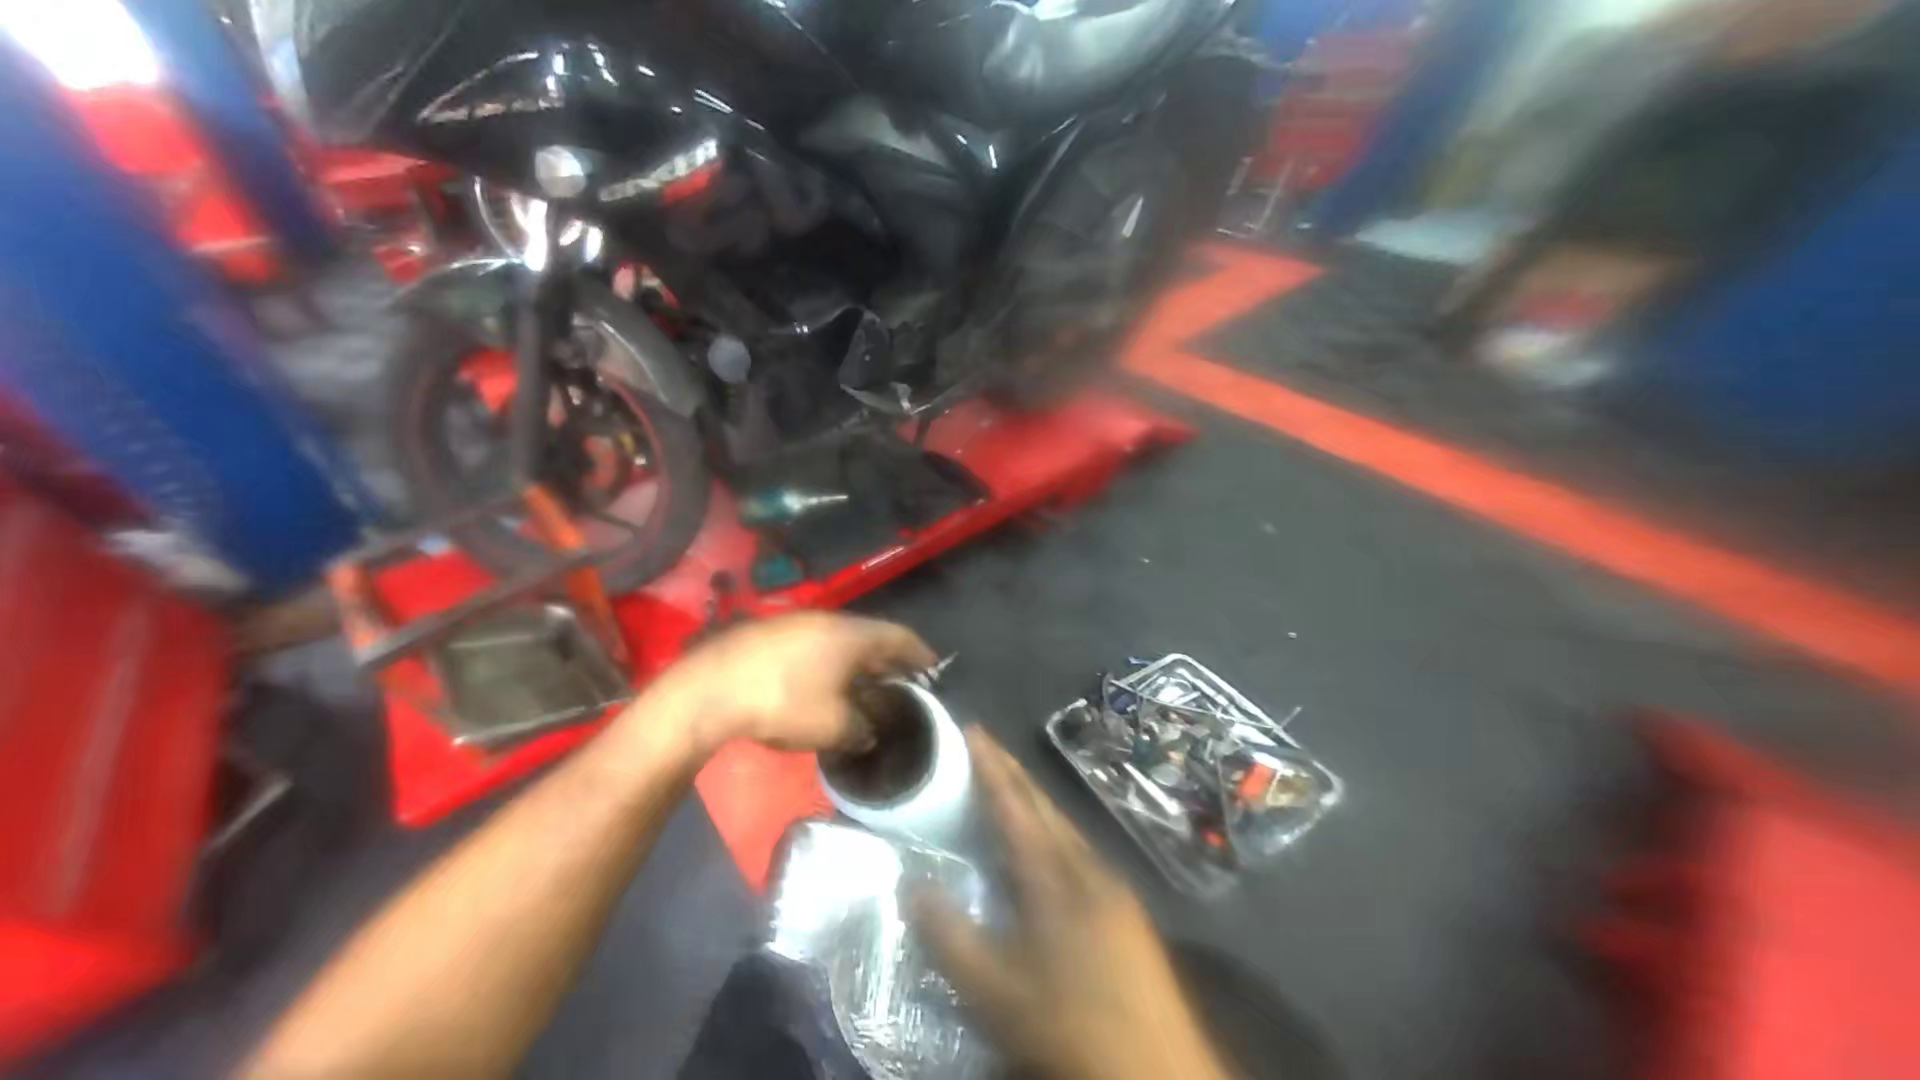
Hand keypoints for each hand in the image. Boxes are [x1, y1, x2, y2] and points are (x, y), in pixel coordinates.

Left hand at [619, 612, 936, 757]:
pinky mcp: (768, 633)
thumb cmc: (782, 703)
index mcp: (852, 635)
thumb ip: (861, 729)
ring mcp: (795, 622)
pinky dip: (827, 662)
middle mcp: (828, 620)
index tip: (933, 668)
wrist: (708, 690)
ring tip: (862, 686)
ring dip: (855, 662)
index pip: (900, 637)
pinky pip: (812, 645)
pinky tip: (819, 684)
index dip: (921, 653)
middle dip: (887, 660)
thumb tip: (867, 732)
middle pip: (869, 636)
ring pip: (838, 640)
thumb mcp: (833, 727)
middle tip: (900, 681)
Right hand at [913, 729, 1232, 1079]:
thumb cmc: (1070, 1025)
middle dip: (1012, 772)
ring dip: (1034, 800)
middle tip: (983, 744)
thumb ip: (949, 936)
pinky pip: (1079, 849)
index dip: (991, 766)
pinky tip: (1047, 848)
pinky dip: (1052, 830)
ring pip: (1065, 827)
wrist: (1159, 1071)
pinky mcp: (1126, 910)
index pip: (1015, 805)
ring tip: (1007, 785)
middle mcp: (1087, 867)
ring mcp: (1113, 887)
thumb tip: (911, 885)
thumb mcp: (994, 992)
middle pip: (1044, 806)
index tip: (972, 728)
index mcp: (1054, 876)